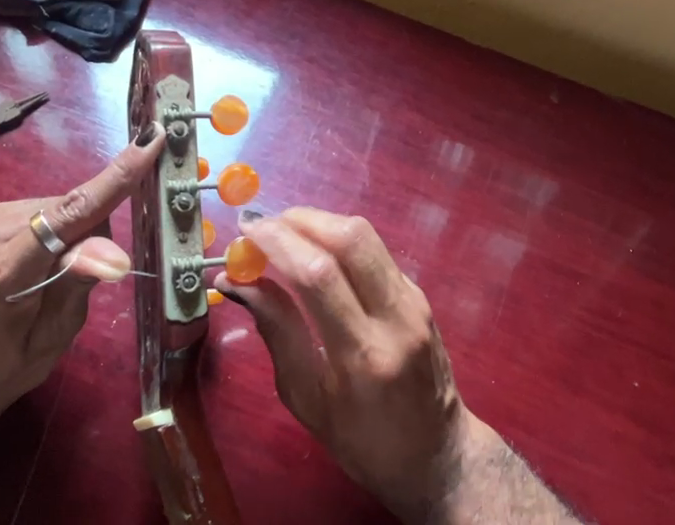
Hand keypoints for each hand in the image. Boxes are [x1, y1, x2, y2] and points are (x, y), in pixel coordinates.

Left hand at [0, 123, 164, 434]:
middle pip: (68, 211)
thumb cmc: (5, 367)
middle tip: (68, 281)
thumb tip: (110, 253)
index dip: (113, 180)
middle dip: (85, 236)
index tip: (150, 141)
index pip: (67, 216)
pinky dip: (45, 230)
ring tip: (42, 277)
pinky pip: (35, 208)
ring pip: (54, 207)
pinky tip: (28, 261)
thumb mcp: (51, 341)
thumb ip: (76, 288)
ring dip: (64, 234)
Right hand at [219, 208, 483, 521]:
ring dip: (319, 222)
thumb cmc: (363, 442)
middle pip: (350, 239)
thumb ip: (277, 332)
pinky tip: (315, 251)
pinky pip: (375, 252)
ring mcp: (413, 300)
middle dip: (299, 220)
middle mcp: (395, 317)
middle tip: (262, 227)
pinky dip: (339, 240)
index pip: (319, 276)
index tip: (245, 232)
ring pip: (366, 235)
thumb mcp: (307, 399)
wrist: (437, 454)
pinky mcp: (419, 293)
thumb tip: (237, 282)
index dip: (278, 243)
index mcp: (363, 355)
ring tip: (282, 234)